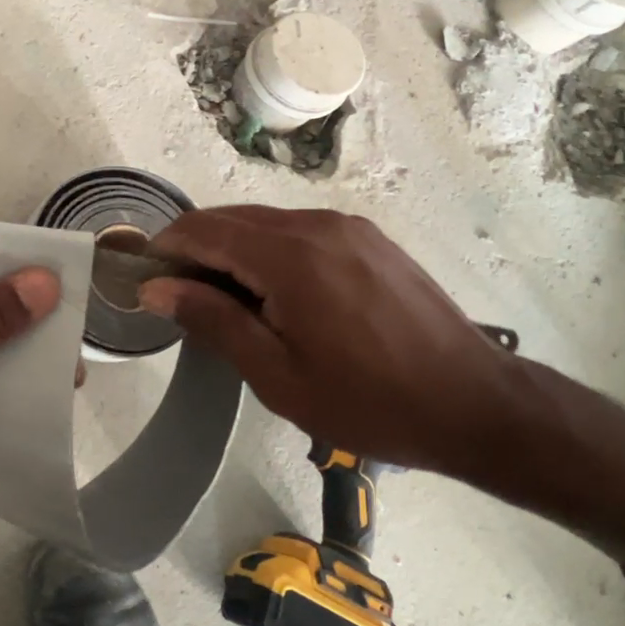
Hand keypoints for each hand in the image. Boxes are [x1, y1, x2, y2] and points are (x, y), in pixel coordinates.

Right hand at [139, 206, 516, 472]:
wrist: (480, 406)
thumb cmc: (370, 402)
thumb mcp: (277, 375)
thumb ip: (213, 320)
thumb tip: (155, 288)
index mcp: (290, 255)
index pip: (203, 229)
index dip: (164, 248)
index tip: (144, 280)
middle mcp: (316, 224)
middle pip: (231, 219)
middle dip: (195, 249)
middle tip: (181, 299)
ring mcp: (348, 227)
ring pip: (265, 222)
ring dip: (233, 250)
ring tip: (228, 303)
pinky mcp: (369, 239)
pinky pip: (299, 231)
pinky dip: (270, 251)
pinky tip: (277, 295)